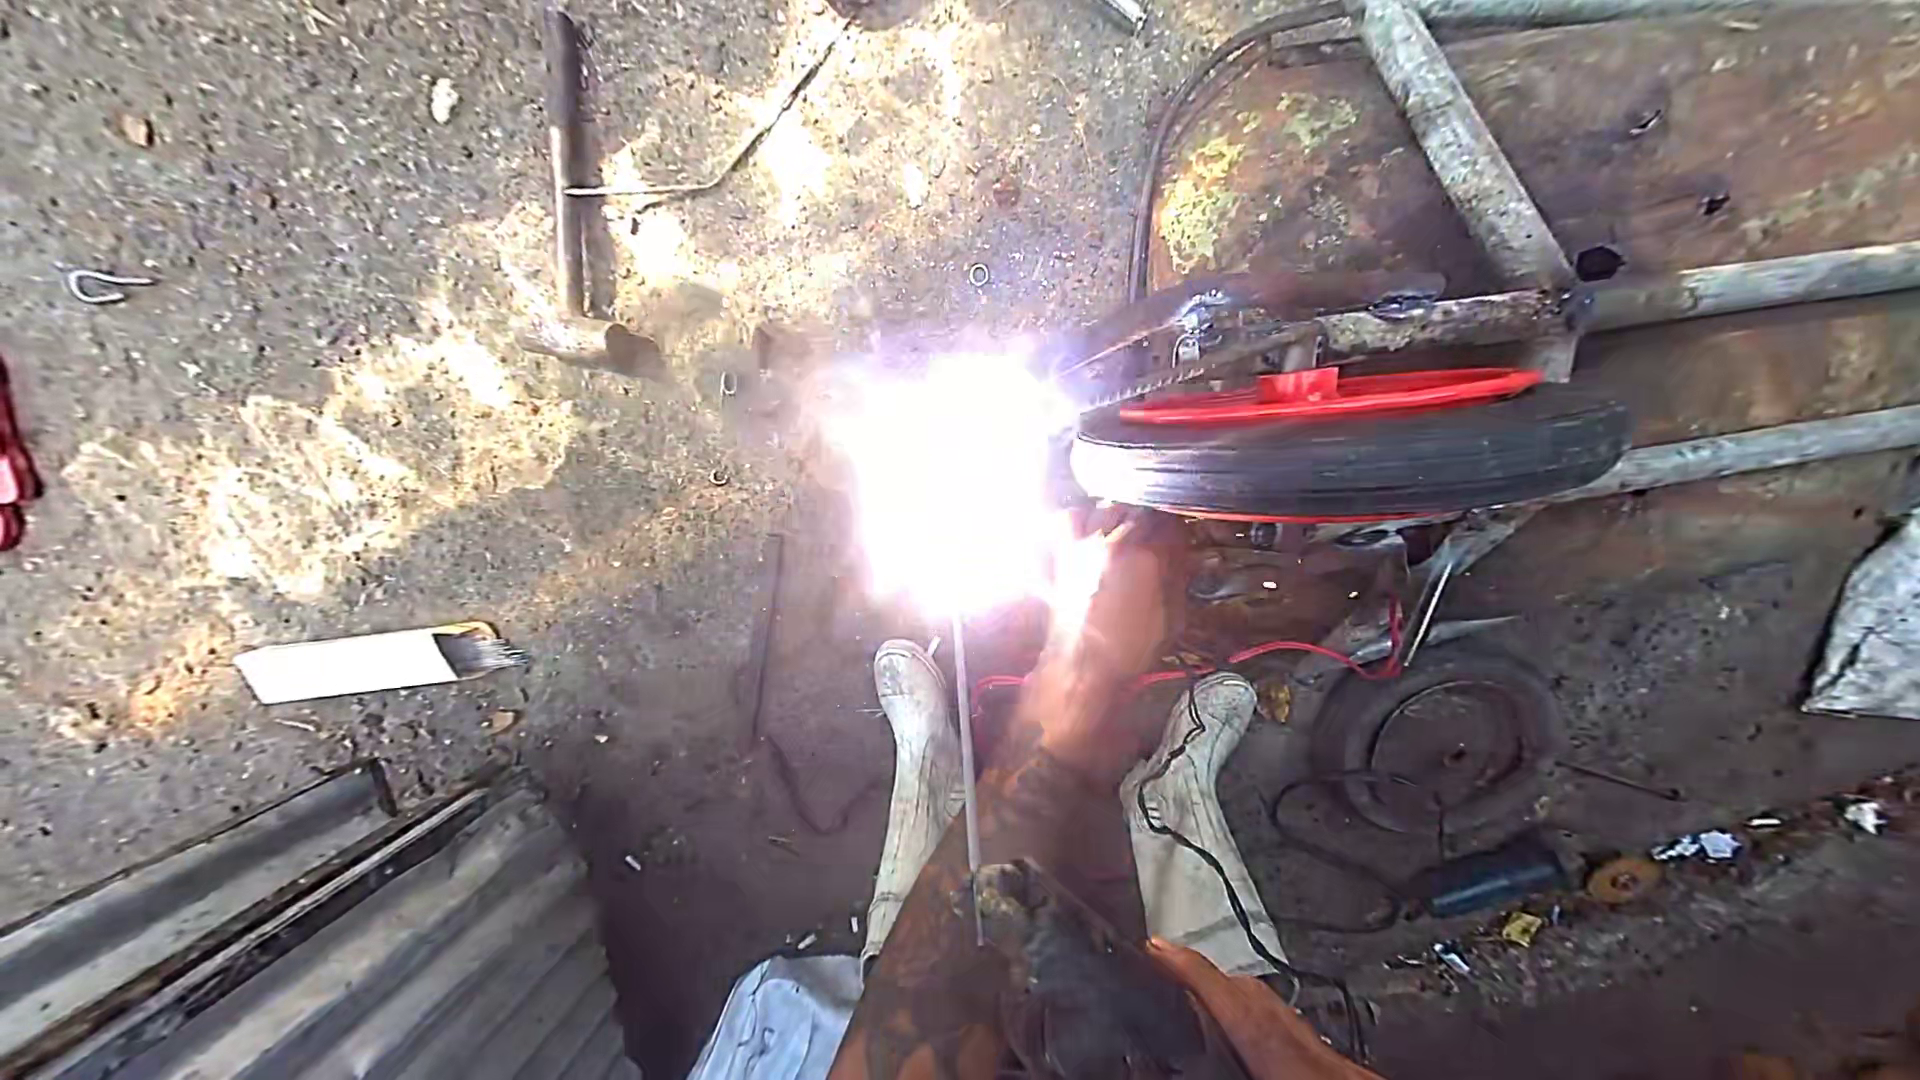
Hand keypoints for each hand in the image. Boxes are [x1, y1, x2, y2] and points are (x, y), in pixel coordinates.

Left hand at [1041, 509, 1177, 686]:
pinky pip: (1068, 520)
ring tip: (1125, 529)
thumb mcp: (1168, 618)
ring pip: (1104, 508)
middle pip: (1138, 512)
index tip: (1180, 539)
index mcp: (1144, 558)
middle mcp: (1111, 544)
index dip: (1179, 533)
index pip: (1170, 527)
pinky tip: (1090, 529)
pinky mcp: (1063, 555)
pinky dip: (1080, 518)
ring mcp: (1082, 546)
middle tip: (1156, 537)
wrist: (1080, 665)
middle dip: (1151, 522)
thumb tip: (1182, 560)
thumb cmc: (1121, 650)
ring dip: (1118, 515)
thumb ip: (1177, 580)